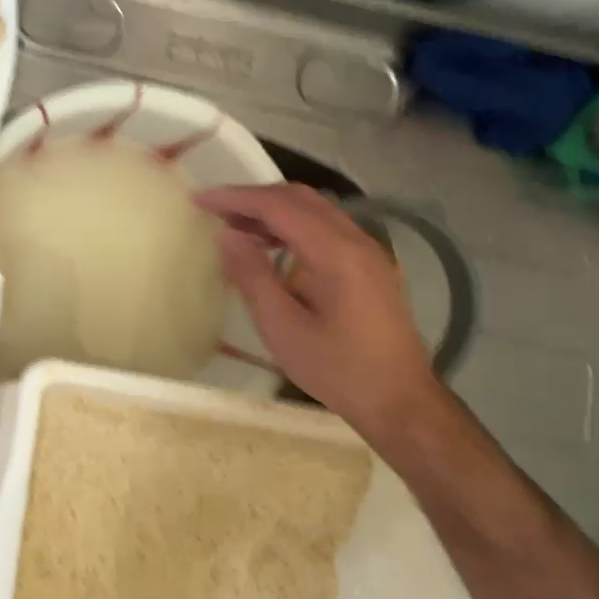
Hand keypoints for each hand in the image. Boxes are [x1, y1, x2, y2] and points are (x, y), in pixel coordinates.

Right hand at [195, 183, 445, 434]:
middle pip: (300, 198)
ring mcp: (368, 252)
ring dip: (272, 210)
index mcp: (335, 253)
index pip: (279, 206)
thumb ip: (252, 276)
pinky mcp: (369, 266)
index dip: (236, 197)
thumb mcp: (282, 327)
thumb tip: (227, 235)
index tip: (199, 199)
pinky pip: (326, 228)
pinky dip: (292, 225)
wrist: (400, 401)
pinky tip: (269, 247)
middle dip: (253, 197)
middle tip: (213, 210)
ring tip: (234, 228)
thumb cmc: (337, 368)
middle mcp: (356, 241)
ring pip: (315, 210)